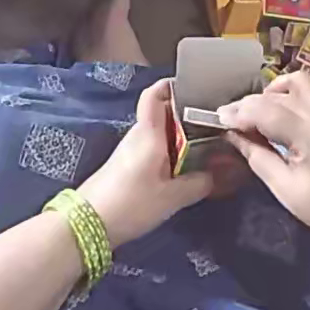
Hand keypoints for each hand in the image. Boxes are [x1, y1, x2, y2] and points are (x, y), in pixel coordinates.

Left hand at [76, 79, 215, 245]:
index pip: (155, 94)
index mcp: (149, 132)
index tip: (196, 88)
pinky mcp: (128, 165)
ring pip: (161, 133)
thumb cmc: (131, 203)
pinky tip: (187, 166)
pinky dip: (172, 152)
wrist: (88, 224)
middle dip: (189, 116)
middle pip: (164, 113)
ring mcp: (132, 150)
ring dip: (182, 136)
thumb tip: (222, 173)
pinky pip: (155, 148)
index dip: (172, 85)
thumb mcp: (172, 197)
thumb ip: (200, 183)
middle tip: (216, 124)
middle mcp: (139, 135)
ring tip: (209, 145)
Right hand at [217, 72, 309, 247]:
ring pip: (299, 82)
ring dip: (274, 91)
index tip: (218, 121)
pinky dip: (294, 91)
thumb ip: (258, 157)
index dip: (238, 113)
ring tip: (258, 111)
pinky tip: (281, 108)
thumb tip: (234, 136)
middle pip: (278, 94)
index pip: (265, 109)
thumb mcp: (286, 189)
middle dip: (250, 103)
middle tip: (231, 120)